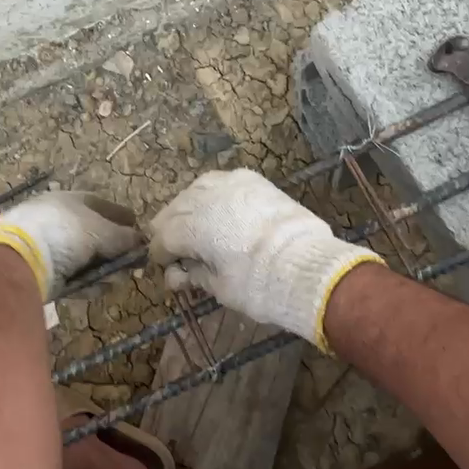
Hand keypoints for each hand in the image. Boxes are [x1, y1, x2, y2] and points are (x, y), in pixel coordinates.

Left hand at [0, 192, 139, 298]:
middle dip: (114, 251)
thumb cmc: (64, 233)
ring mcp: (48, 245)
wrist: (17, 258)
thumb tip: (142, 242)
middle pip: (95, 235)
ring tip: (116, 281)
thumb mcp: (100, 231)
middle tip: (131, 266)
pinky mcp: (40, 270)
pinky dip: (86, 282)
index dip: (124, 220)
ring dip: (102, 270)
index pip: (104, 207)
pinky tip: (98, 290)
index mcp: (72, 200)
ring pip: (83, 258)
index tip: (140, 236)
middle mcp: (60, 219)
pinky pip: (70, 275)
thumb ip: (123, 237)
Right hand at [147, 170, 382, 351]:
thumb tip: (177, 274)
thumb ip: (194, 275)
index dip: (161, 254)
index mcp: (191, 226)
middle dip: (172, 229)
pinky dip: (216, 197)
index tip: (165, 266)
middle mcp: (204, 197)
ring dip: (192, 208)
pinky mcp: (252, 180)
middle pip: (176, 209)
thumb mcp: (220, 288)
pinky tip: (221, 210)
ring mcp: (229, 183)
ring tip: (197, 226)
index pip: (163, 237)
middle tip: (177, 249)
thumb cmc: (258, 284)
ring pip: (197, 190)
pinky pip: (223, 183)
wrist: (306, 266)